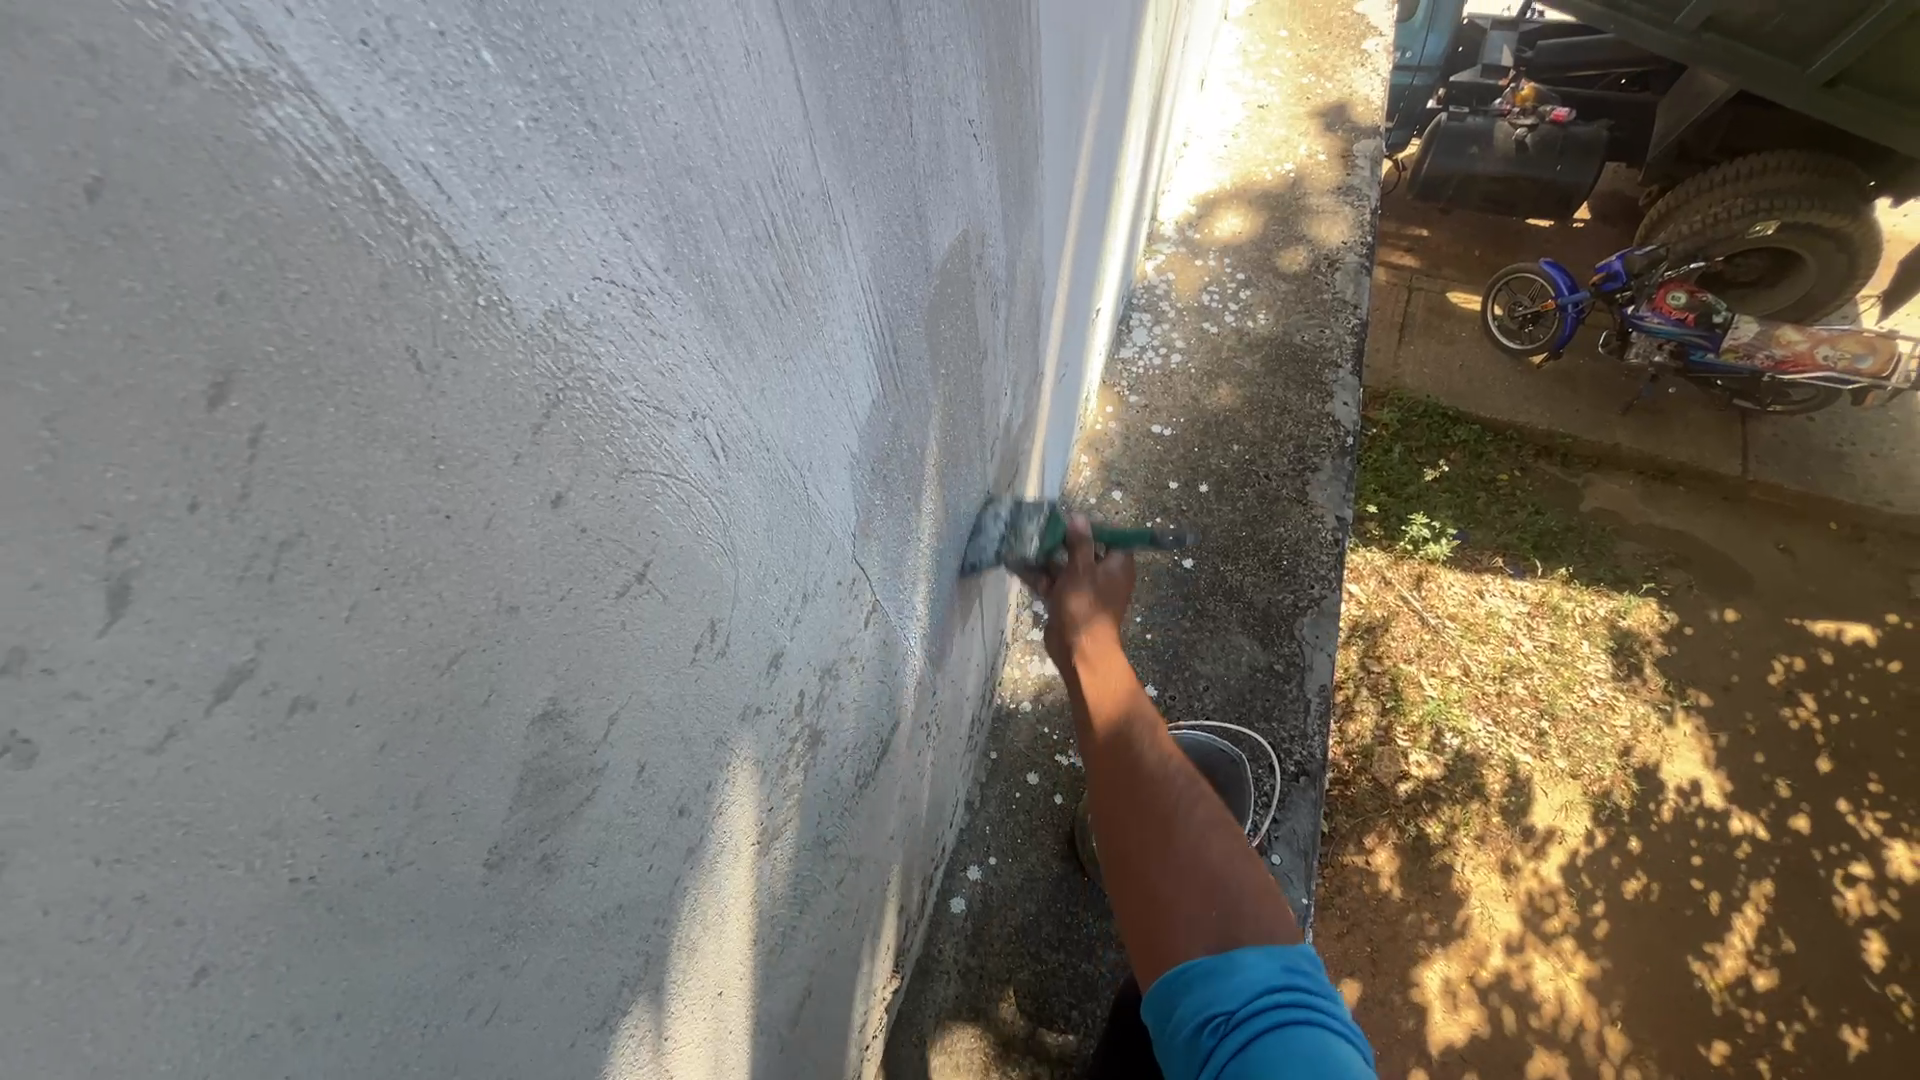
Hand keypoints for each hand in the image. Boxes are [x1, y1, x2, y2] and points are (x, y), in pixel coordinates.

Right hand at [1017, 514, 1134, 670]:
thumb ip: (1080, 542)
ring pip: (1063, 567)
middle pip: (1082, 550)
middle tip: (1041, 525)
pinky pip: (1052, 582)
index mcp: (1117, 565)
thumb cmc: (1086, 605)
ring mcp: (1083, 589)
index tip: (1070, 518)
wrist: (1078, 649)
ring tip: (1023, 540)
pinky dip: (1037, 575)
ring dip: (1044, 557)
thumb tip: (1078, 517)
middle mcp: (1103, 575)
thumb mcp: (1082, 569)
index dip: (1091, 527)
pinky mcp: (1066, 601)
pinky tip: (1016, 562)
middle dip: (1060, 540)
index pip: (1109, 537)